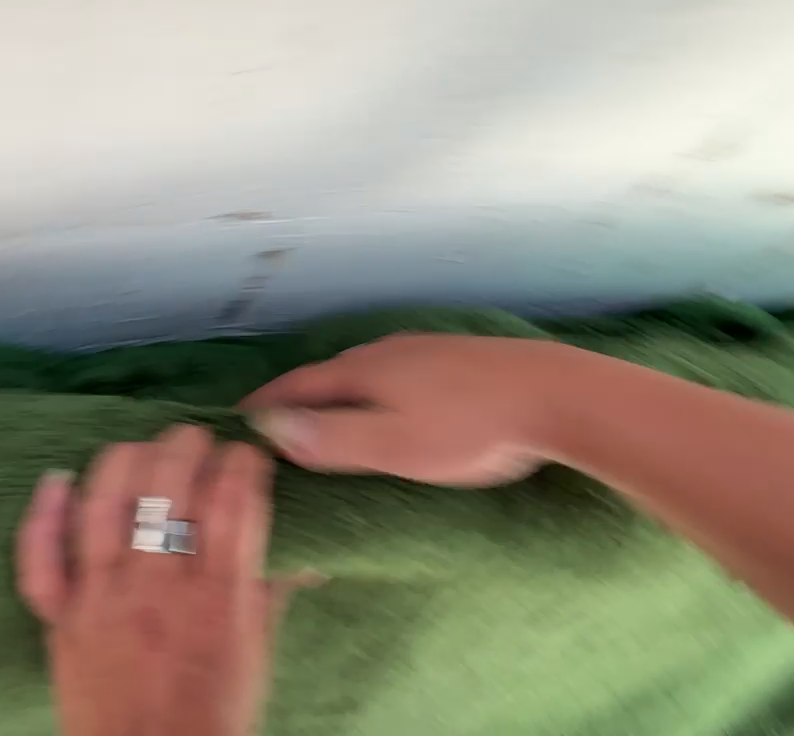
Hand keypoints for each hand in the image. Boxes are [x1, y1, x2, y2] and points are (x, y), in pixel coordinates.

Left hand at [17, 425, 303, 735]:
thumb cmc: (213, 712)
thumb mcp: (258, 651)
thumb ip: (275, 590)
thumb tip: (314, 552)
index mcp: (217, 595)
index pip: (234, 498)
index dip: (243, 460)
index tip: (247, 452)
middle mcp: (157, 585)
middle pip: (168, 485)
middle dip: (188, 445)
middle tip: (198, 440)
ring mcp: (101, 596)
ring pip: (105, 503)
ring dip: (125, 460)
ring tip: (143, 448)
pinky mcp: (59, 616)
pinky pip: (40, 560)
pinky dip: (42, 516)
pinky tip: (57, 479)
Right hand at [239, 333, 614, 485]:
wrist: (554, 395)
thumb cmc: (469, 428)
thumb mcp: (395, 445)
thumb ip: (333, 439)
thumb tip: (270, 428)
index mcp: (364, 371)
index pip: (298, 386)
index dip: (267, 403)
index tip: (238, 420)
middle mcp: (385, 351)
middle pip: (327, 373)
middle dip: (297, 395)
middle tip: (275, 422)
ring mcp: (421, 349)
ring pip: (362, 368)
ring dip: (334, 390)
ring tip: (324, 412)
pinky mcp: (452, 356)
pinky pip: (392, 369)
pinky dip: (370, 386)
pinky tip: (388, 397)